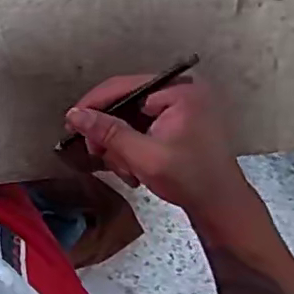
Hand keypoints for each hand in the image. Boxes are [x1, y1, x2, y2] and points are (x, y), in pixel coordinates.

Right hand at [64, 74, 257, 223]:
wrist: (222, 207)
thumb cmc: (191, 180)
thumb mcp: (143, 156)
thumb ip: (108, 132)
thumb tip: (74, 114)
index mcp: (180, 90)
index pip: (122, 87)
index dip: (93, 105)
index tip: (71, 123)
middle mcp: (181, 91)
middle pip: (124, 102)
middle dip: (109, 132)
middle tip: (96, 153)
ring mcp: (181, 106)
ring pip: (128, 117)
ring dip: (118, 144)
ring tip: (123, 168)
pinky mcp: (178, 121)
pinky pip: (140, 126)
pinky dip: (130, 146)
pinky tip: (132, 167)